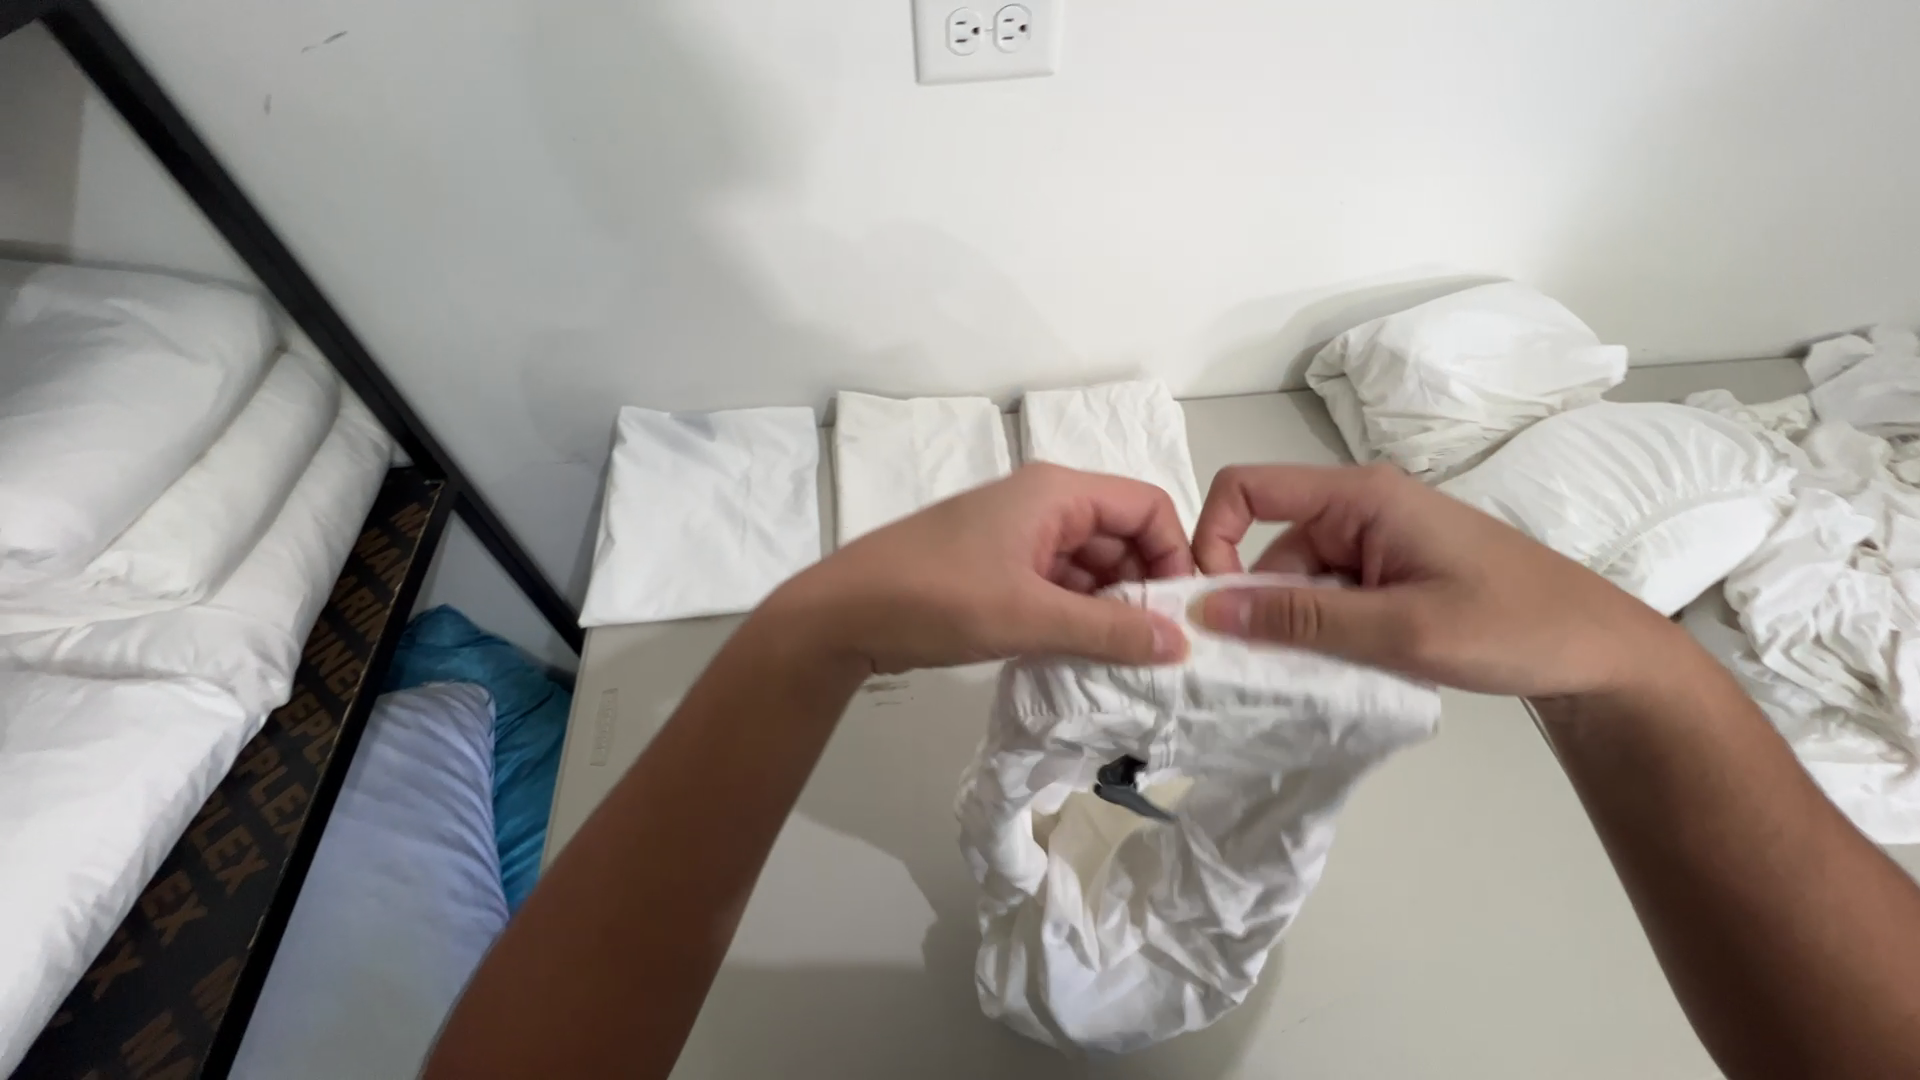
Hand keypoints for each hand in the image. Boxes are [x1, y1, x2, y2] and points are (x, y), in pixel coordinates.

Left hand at [765, 464, 1194, 673]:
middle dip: (1139, 589)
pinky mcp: (996, 568)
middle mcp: (1041, 504)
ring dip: (1106, 607)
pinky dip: (1072, 614)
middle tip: (1150, 649)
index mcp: (1055, 492)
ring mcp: (1016, 537)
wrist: (842, 613)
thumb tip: (1179, 644)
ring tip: (1118, 659)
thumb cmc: (937, 598)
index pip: (1145, 507)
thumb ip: (1108, 630)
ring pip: (1087, 566)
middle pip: (1119, 537)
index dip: (1171, 556)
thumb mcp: (1030, 616)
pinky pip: (1055, 585)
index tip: (1177, 616)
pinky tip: (1078, 653)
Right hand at [1189, 463, 1687, 697]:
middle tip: (1279, 664)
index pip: (1247, 488)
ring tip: (1333, 668)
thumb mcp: (1397, 629)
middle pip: (1269, 547)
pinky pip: (1327, 595)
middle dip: (1262, 604)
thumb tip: (1205, 610)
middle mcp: (1358, 508)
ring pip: (1296, 579)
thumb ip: (1298, 619)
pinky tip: (1352, 661)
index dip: (1213, 535)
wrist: (1604, 654)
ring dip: (1297, 625)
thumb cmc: (1512, 626)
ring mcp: (1374, 540)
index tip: (1214, 601)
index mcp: (1358, 496)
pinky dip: (1323, 629)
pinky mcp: (1388, 570)